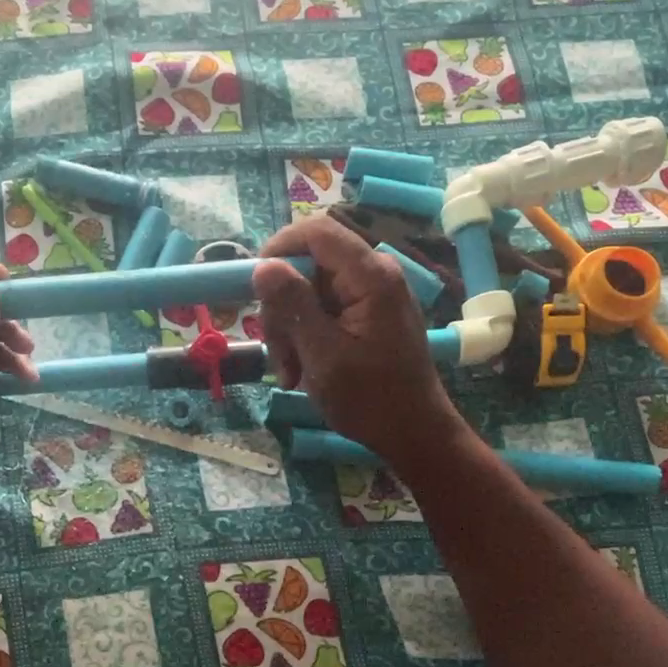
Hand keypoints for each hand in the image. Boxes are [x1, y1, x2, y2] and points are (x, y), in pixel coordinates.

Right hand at [255, 214, 465, 465]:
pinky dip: (306, 339)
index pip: (316, 232)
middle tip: (277, 355)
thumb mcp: (322, 355)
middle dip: (282, 309)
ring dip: (290, 331)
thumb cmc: (370, 399)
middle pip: (308, 266)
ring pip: (309, 293)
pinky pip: (324, 312)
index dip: (279, 250)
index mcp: (370, 277)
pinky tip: (302, 372)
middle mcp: (373, 275)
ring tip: (290, 374)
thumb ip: (293, 306)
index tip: (255, 289)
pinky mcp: (367, 316)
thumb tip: (263, 266)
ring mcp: (371, 296)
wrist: (413, 434)